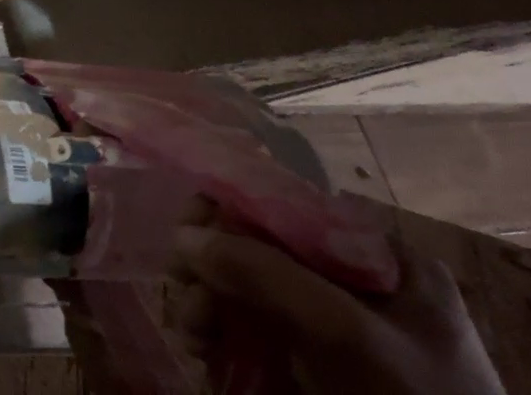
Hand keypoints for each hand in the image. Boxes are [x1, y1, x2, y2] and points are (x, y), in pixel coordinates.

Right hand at [171, 221, 504, 394]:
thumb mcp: (349, 335)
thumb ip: (270, 275)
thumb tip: (182, 235)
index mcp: (385, 260)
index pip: (290, 207)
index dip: (230, 211)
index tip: (187, 232)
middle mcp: (354, 282)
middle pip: (256, 248)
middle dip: (211, 267)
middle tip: (181, 284)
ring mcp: (330, 323)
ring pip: (244, 289)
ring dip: (205, 304)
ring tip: (195, 334)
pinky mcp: (309, 358)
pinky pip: (248, 327)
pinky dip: (217, 333)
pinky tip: (204, 350)